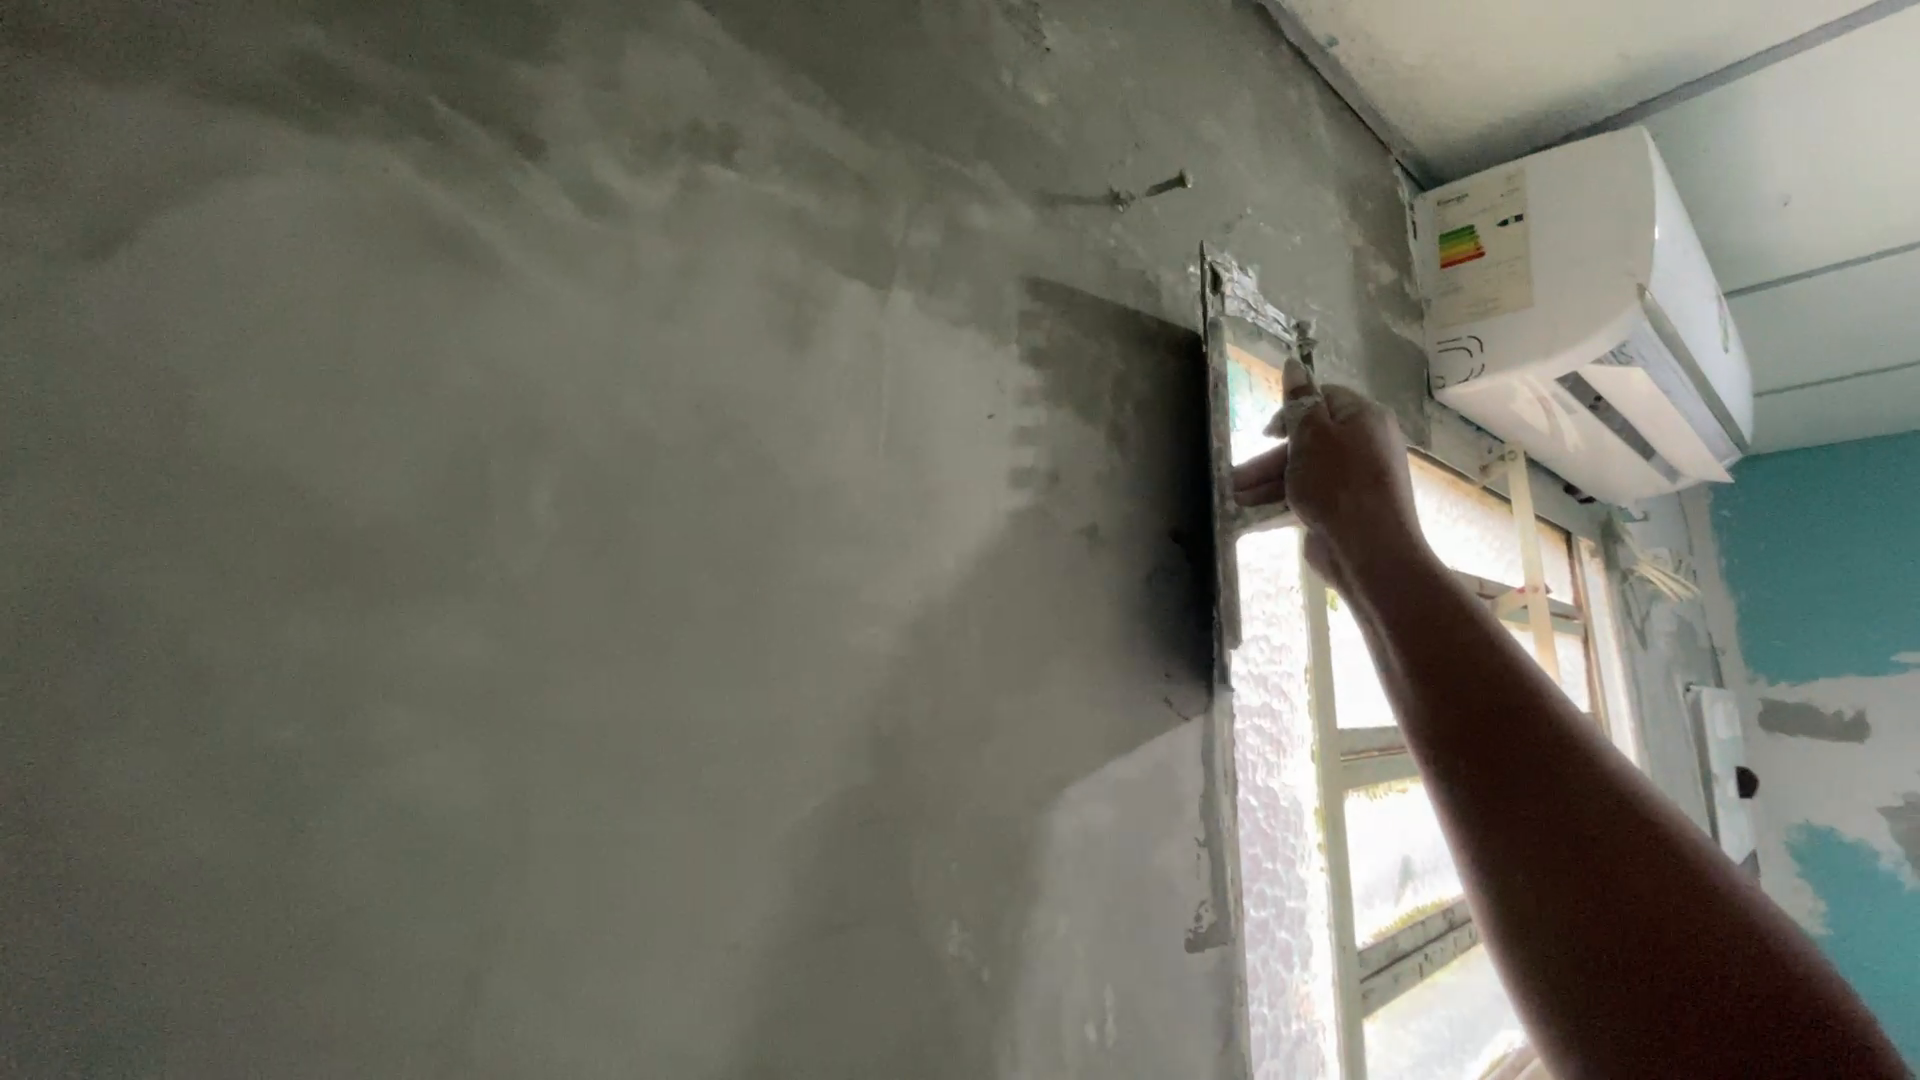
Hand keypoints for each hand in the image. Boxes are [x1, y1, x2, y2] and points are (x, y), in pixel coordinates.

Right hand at [1230, 359, 1428, 588]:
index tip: (1265, 434)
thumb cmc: (1338, 484)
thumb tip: (1293, 363)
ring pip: (1304, 470)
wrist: (1369, 548)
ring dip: (1266, 482)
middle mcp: (1365, 444)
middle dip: (1268, 458)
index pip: (1323, 399)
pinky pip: (1309, 495)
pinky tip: (1254, 512)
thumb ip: (1299, 402)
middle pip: (1308, 440)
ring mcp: (1356, 479)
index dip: (1290, 413)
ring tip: (1234, 497)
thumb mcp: (1312, 436)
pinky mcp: (1346, 508)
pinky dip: (1282, 500)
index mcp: (1363, 418)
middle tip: (1235, 475)